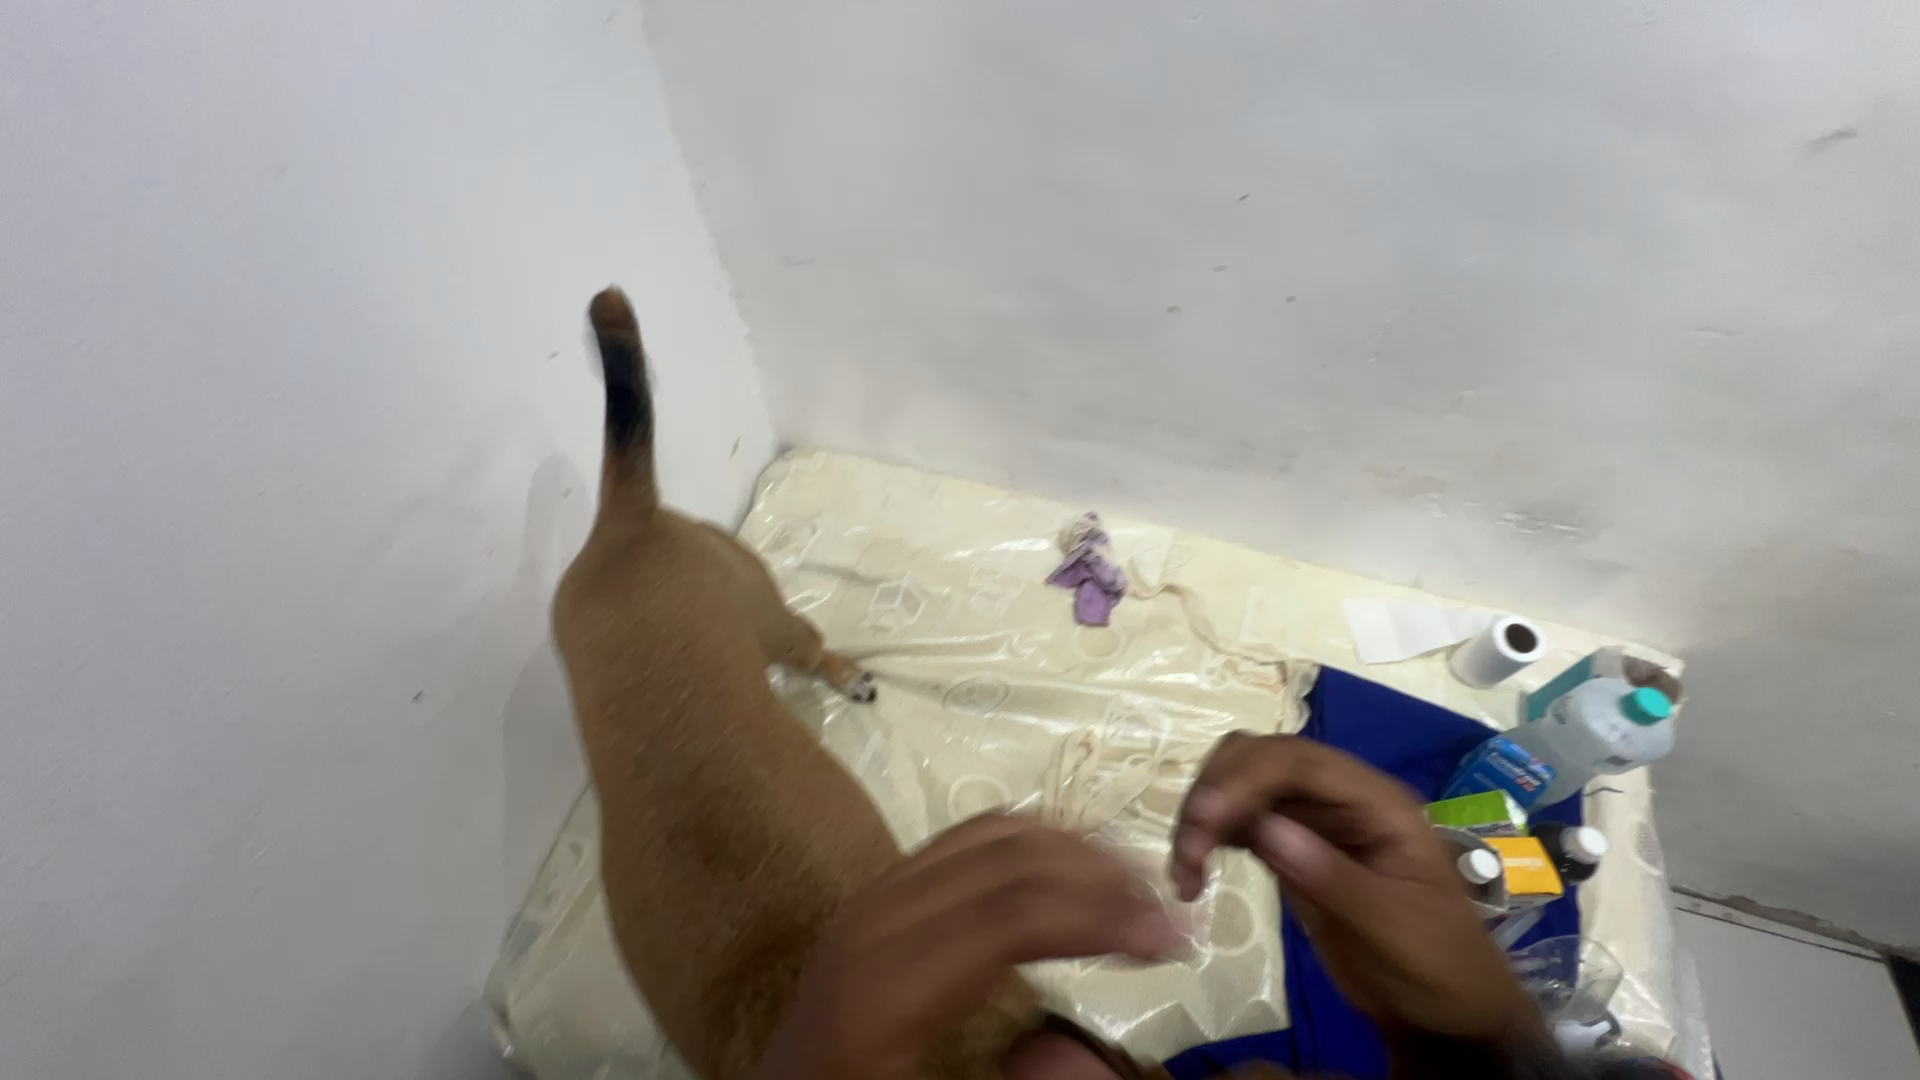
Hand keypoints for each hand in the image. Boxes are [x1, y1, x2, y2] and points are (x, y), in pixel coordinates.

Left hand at [758, 813, 1180, 1079]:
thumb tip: (1078, 1045)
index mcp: (885, 986)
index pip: (1010, 916)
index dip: (1100, 915)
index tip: (1172, 936)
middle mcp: (877, 918)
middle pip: (1005, 861)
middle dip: (1097, 874)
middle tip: (1167, 906)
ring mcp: (875, 894)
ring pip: (987, 835)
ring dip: (1067, 847)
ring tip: (1131, 880)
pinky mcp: (882, 889)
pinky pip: (962, 839)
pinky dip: (1027, 839)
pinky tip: (1067, 864)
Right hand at [1169, 733, 1534, 1040]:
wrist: (1441, 1013)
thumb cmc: (1435, 967)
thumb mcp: (1394, 927)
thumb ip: (1331, 876)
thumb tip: (1264, 828)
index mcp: (1373, 800)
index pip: (1298, 761)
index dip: (1244, 778)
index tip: (1205, 819)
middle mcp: (1335, 795)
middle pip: (1258, 759)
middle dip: (1216, 792)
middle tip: (1189, 847)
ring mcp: (1309, 815)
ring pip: (1238, 783)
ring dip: (1204, 815)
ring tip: (1186, 867)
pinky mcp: (1285, 840)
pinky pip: (1235, 819)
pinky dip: (1207, 837)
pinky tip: (1194, 872)